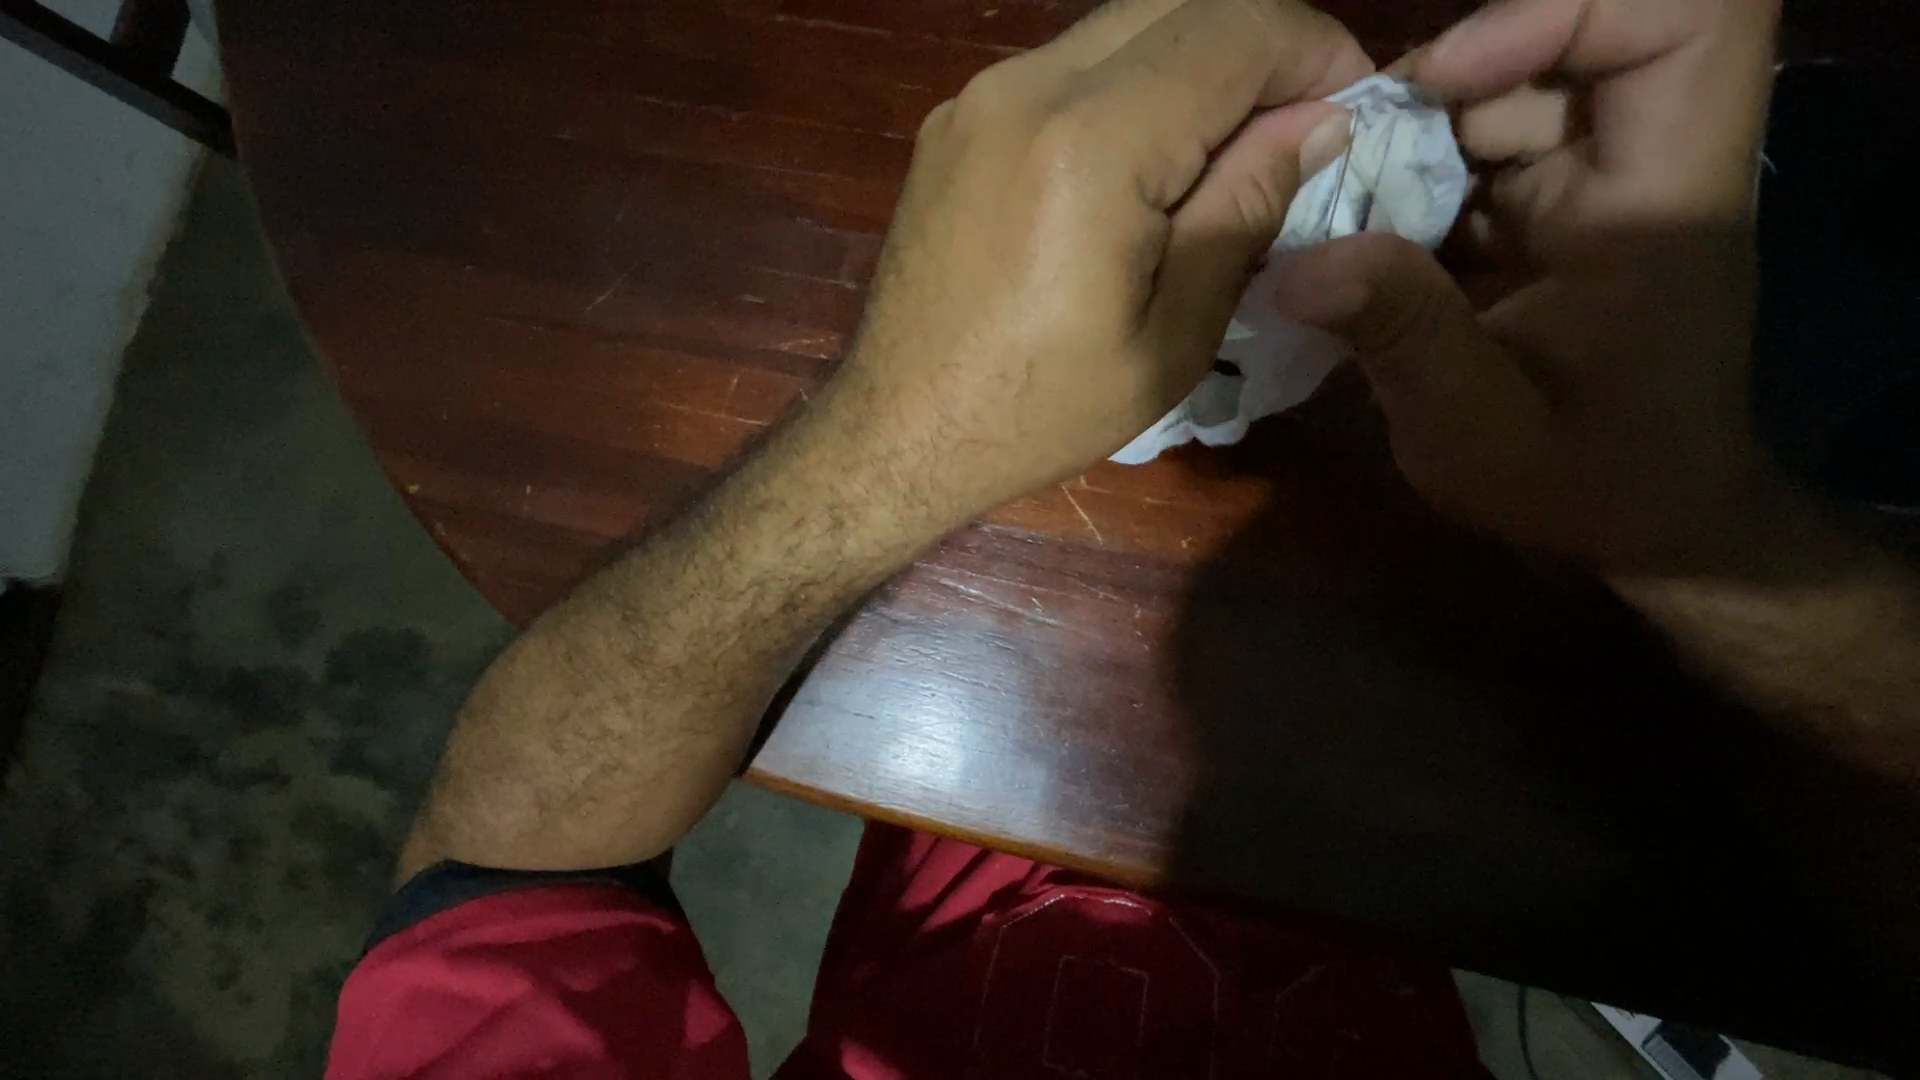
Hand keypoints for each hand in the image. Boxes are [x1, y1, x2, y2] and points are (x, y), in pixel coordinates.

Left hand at [825, 0, 1369, 525]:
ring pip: (1118, 27)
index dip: (1316, 52)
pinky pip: (1061, 71)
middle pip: (1179, 2)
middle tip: (1292, 128)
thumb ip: (1245, 213)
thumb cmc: (1038, 413)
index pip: (1238, 29)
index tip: (1348, 109)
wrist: (899, 431)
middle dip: (1258, 46)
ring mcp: (976, 100)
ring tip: (1219, 153)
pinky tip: (1137, 165)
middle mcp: (1026, 89)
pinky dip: (1122, 90)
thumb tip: (1315, 123)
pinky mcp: (952, 127)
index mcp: (1092, 145)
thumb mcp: (1168, 339)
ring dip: (1189, 65)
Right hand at [1272, 0, 1783, 572]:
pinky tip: (1345, 250)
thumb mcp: (1474, 425)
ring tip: (1324, 214)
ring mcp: (1583, 202)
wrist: (1632, 523)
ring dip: (1403, 153)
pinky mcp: (1538, 234)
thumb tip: (1295, 264)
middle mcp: (1631, 176)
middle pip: (1560, 56)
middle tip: (1336, 161)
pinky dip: (1399, 200)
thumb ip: (1398, 333)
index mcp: (1660, 200)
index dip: (1561, 11)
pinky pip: (1466, 179)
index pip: (1681, 19)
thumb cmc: (1578, 483)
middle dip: (1436, 96)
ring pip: (1498, 116)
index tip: (1434, 82)